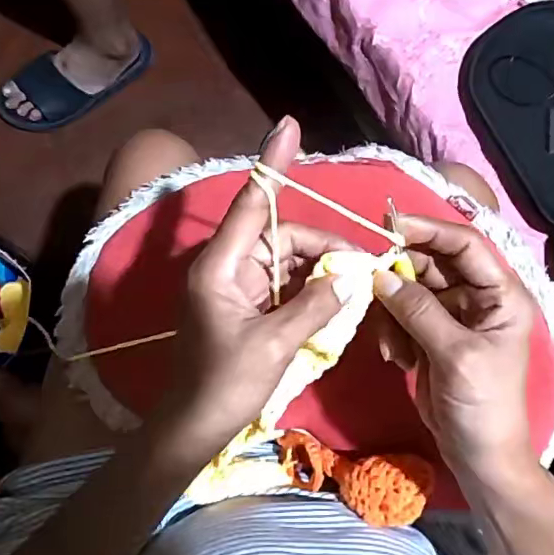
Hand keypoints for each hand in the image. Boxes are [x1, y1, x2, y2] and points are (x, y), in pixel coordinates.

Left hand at [158, 118, 353, 454]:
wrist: (194, 428)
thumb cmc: (224, 385)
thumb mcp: (274, 345)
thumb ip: (314, 306)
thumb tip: (348, 276)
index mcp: (221, 266)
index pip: (252, 204)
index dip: (272, 164)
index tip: (289, 126)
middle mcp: (227, 267)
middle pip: (280, 235)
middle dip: (321, 245)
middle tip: (359, 264)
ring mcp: (236, 286)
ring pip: (286, 259)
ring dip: (319, 267)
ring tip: (352, 283)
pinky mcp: (246, 305)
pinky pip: (284, 282)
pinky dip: (309, 286)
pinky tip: (334, 296)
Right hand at [372, 215, 539, 486]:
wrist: (479, 456)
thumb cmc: (483, 404)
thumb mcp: (455, 354)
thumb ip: (419, 311)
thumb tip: (381, 275)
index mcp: (501, 294)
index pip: (466, 245)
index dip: (430, 229)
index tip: (390, 225)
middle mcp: (478, 297)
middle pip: (434, 263)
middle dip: (402, 274)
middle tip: (372, 283)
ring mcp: (453, 316)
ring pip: (412, 289)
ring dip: (394, 311)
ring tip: (394, 345)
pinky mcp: (431, 336)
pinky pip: (403, 315)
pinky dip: (393, 331)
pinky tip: (398, 359)